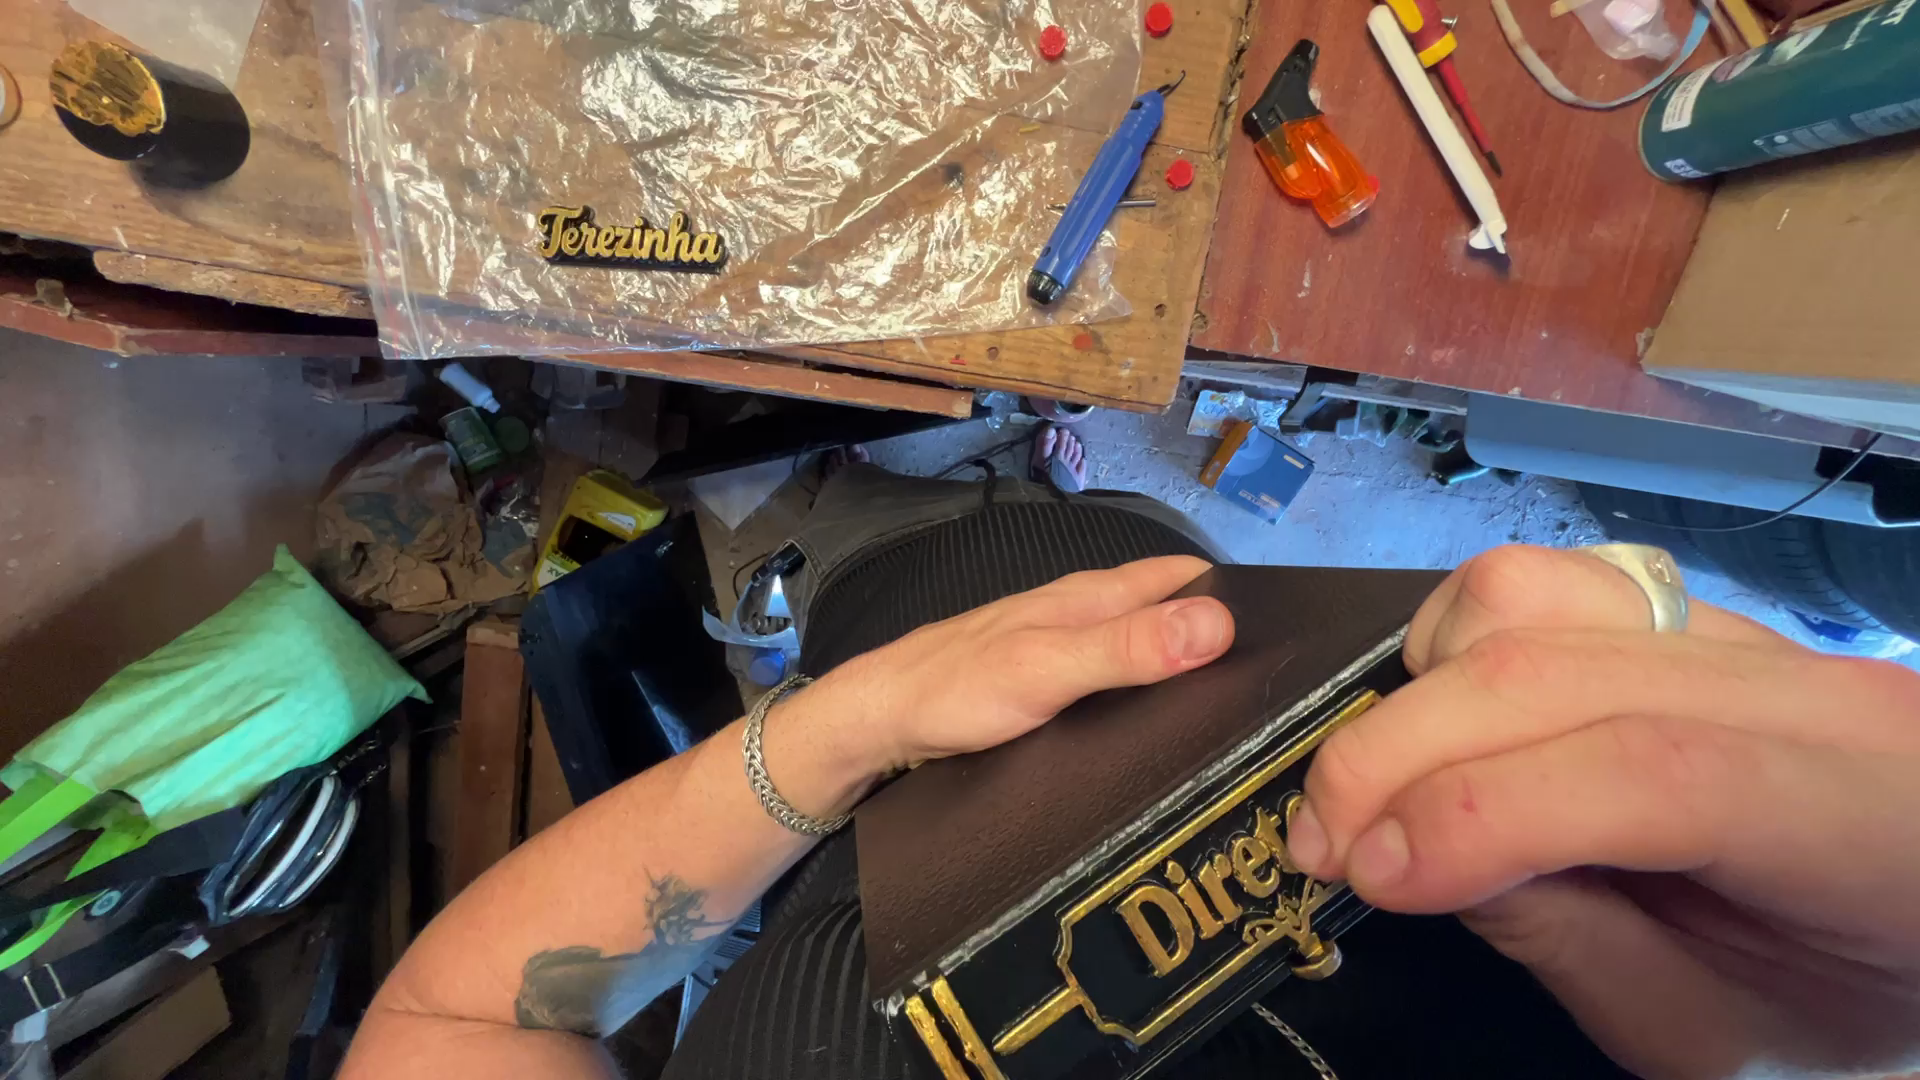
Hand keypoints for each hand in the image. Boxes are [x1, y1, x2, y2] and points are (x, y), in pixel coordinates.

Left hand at [806, 555, 1233, 775]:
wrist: (885, 720)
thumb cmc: (958, 688)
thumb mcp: (1047, 668)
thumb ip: (1125, 647)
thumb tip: (1218, 623)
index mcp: (1093, 596)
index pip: (1187, 578)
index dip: (1239, 601)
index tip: (1293, 648)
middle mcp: (1084, 613)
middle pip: (1171, 612)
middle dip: (1220, 640)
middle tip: (1274, 699)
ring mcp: (1067, 648)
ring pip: (1144, 646)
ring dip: (1184, 670)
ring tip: (1232, 721)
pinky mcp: (1052, 682)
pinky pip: (1116, 679)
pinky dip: (1147, 694)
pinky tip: (1160, 731)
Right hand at [1284, 545, 1919, 1079]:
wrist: (1890, 909)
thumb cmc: (1809, 1003)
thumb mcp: (1695, 1027)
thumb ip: (1550, 934)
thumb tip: (1398, 845)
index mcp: (1876, 816)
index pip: (1652, 773)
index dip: (1479, 816)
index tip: (1368, 876)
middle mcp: (1802, 685)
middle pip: (1543, 674)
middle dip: (1393, 755)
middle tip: (1320, 838)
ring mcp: (1718, 624)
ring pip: (1514, 596)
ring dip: (1414, 691)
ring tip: (1395, 776)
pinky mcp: (1647, 604)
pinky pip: (1513, 584)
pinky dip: (1440, 642)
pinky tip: (1445, 715)